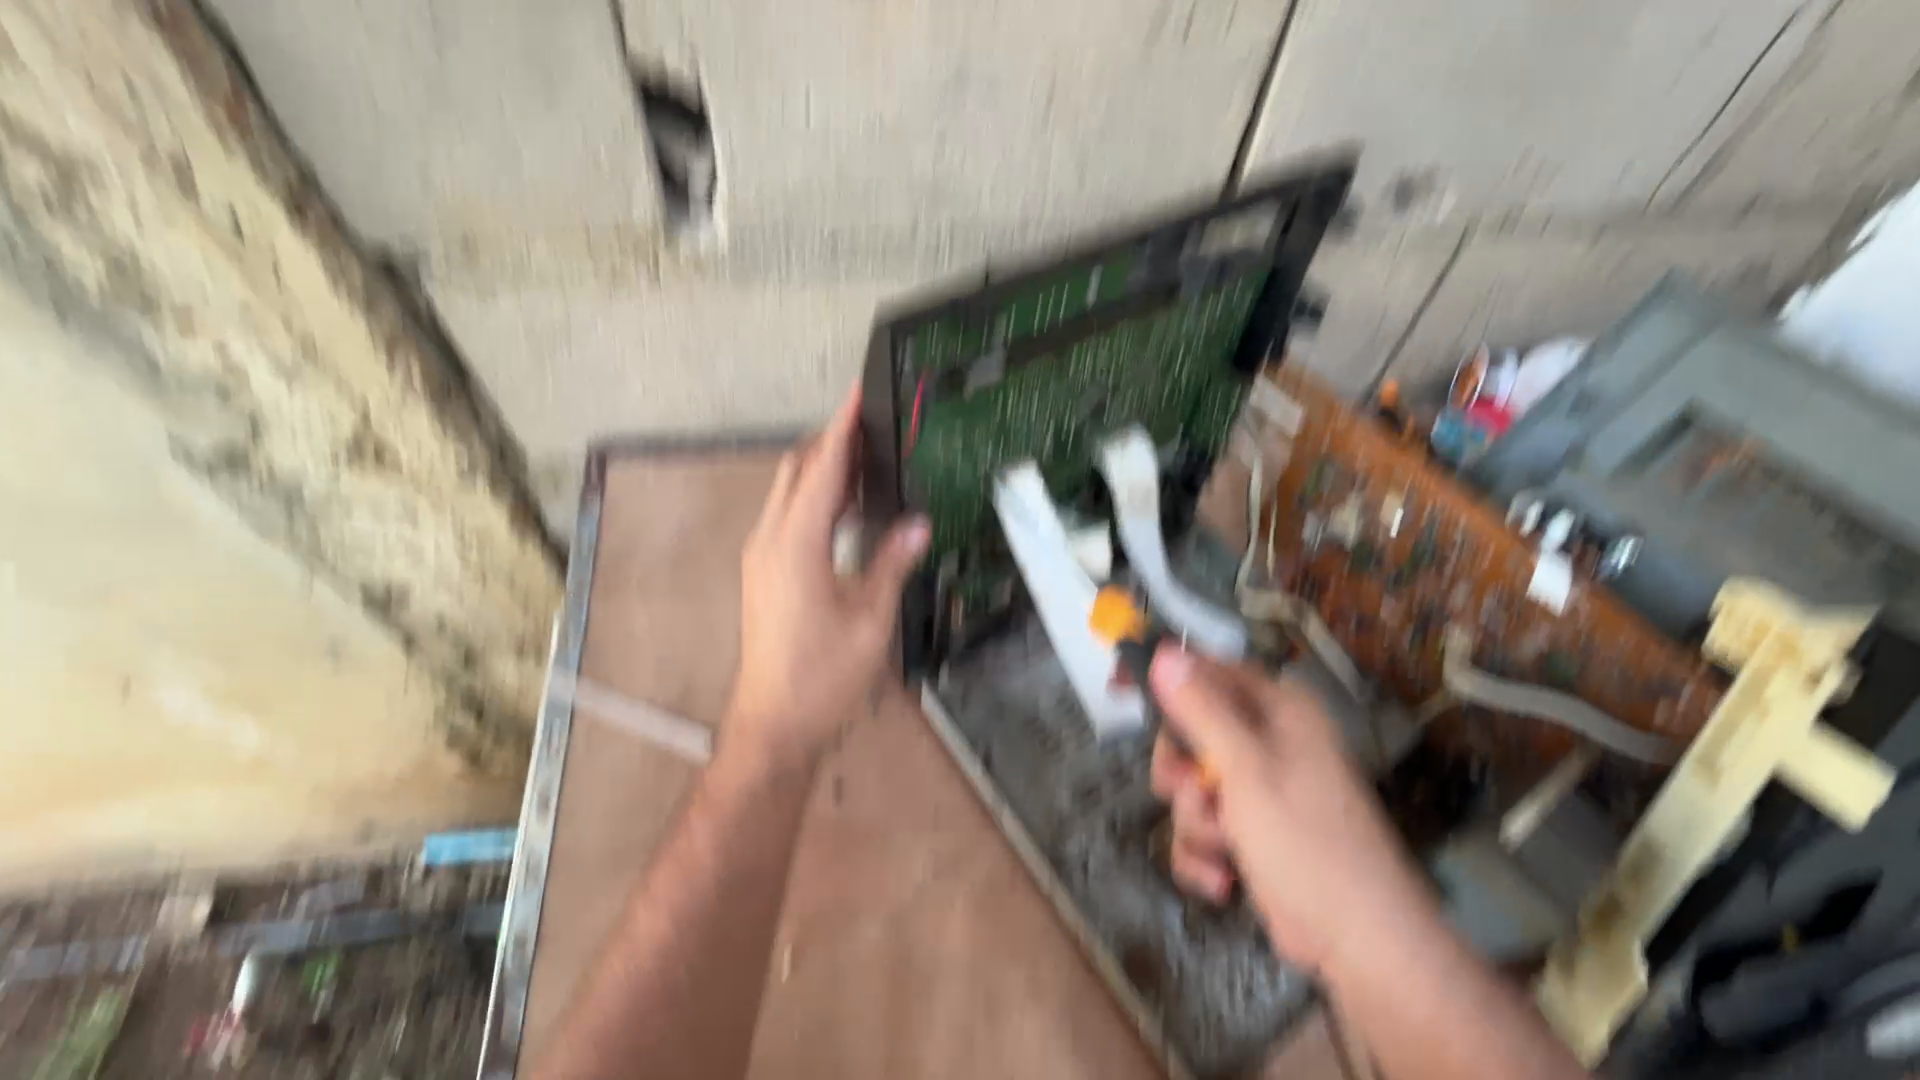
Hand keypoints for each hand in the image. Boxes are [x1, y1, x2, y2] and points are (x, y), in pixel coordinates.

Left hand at [725, 388, 929, 775]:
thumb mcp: (870, 618)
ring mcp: (760, 557)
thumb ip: (891, 564)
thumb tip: (917, 523)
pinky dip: (815, 500)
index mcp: (795, 544)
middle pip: (796, 471)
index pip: (822, 469)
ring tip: (866, 459)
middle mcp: (769, 540)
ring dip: (822, 471)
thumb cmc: (824, 675)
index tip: (859, 391)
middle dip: (830, 442)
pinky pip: (788, 518)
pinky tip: (846, 508)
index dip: (842, 427)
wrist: (774, 723)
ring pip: (788, 493)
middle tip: (872, 425)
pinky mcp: (763, 573)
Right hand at [1148, 648, 1436, 973]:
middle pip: (1189, 734)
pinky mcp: (1251, 836)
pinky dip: (1204, 856)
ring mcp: (1260, 792)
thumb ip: (1201, 709)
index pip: (1210, 671)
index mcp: (1279, 712)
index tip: (1119, 685)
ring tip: (1224, 846)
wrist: (1357, 941)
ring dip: (1195, 823)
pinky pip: (1201, 829)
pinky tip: (1224, 880)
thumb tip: (1165, 653)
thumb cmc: (1305, 841)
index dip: (1166, 677)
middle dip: (1182, 775)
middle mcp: (1269, 743)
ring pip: (1190, 788)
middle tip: (1194, 793)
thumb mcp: (1245, 767)